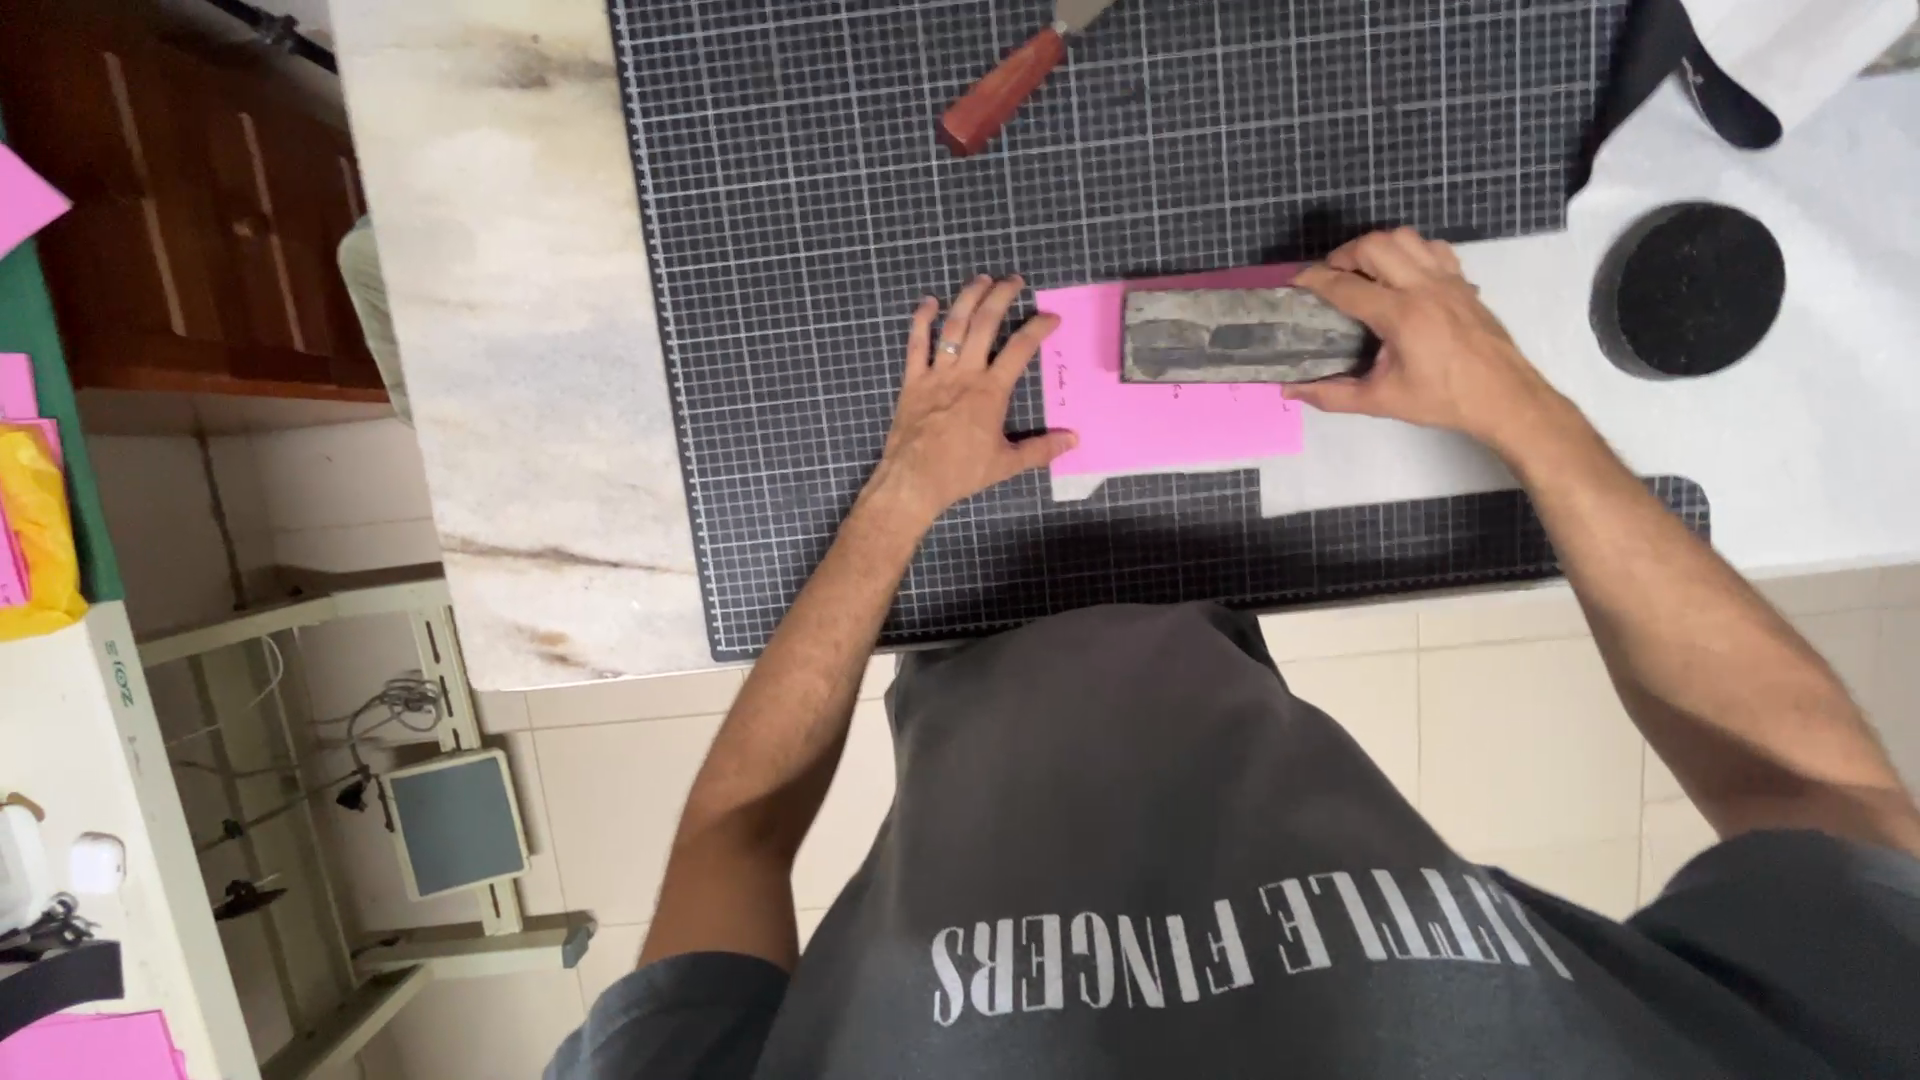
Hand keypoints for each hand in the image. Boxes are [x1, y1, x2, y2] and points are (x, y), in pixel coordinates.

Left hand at [862, 275, 1076, 529]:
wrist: (914, 480)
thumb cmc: (961, 472)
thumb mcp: (1006, 464)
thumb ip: (1041, 449)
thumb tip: (1073, 441)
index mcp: (991, 391)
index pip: (1021, 349)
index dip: (1039, 328)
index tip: (1051, 317)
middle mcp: (965, 373)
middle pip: (986, 323)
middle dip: (1002, 297)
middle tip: (1014, 281)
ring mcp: (937, 374)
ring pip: (953, 325)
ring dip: (968, 298)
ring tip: (981, 280)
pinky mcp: (912, 380)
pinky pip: (916, 344)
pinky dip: (922, 320)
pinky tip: (929, 302)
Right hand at [1286, 227, 1562, 447]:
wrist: (1504, 397)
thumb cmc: (1441, 400)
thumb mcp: (1380, 401)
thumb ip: (1330, 395)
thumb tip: (1289, 392)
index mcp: (1401, 315)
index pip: (1346, 286)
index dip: (1314, 280)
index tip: (1295, 283)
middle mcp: (1424, 287)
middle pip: (1375, 245)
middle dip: (1344, 256)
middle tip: (1330, 278)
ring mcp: (1448, 280)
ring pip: (1405, 238)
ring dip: (1376, 248)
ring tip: (1362, 272)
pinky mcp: (1463, 282)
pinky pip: (1432, 248)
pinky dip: (1409, 251)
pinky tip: (1399, 275)